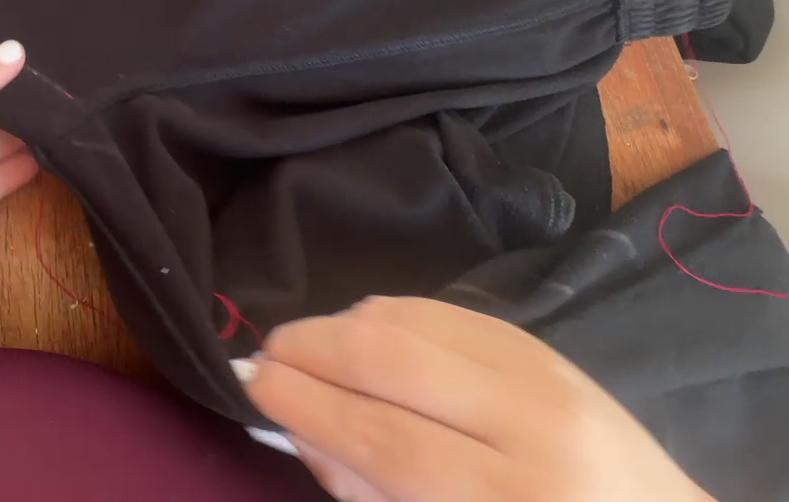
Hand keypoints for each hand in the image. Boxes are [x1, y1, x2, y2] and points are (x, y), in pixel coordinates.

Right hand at [240, 296, 711, 501]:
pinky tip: (359, 344)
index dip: (303, 404)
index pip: (385, 437)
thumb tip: (294, 421)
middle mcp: (536, 424)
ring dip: (332, 329)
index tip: (250, 385)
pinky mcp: (529, 336)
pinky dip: (371, 318)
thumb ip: (364, 487)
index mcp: (519, 500)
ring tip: (309, 355)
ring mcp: (538, 368)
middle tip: (266, 359)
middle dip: (305, 349)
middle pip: (386, 358)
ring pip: (398, 318)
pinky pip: (423, 307)